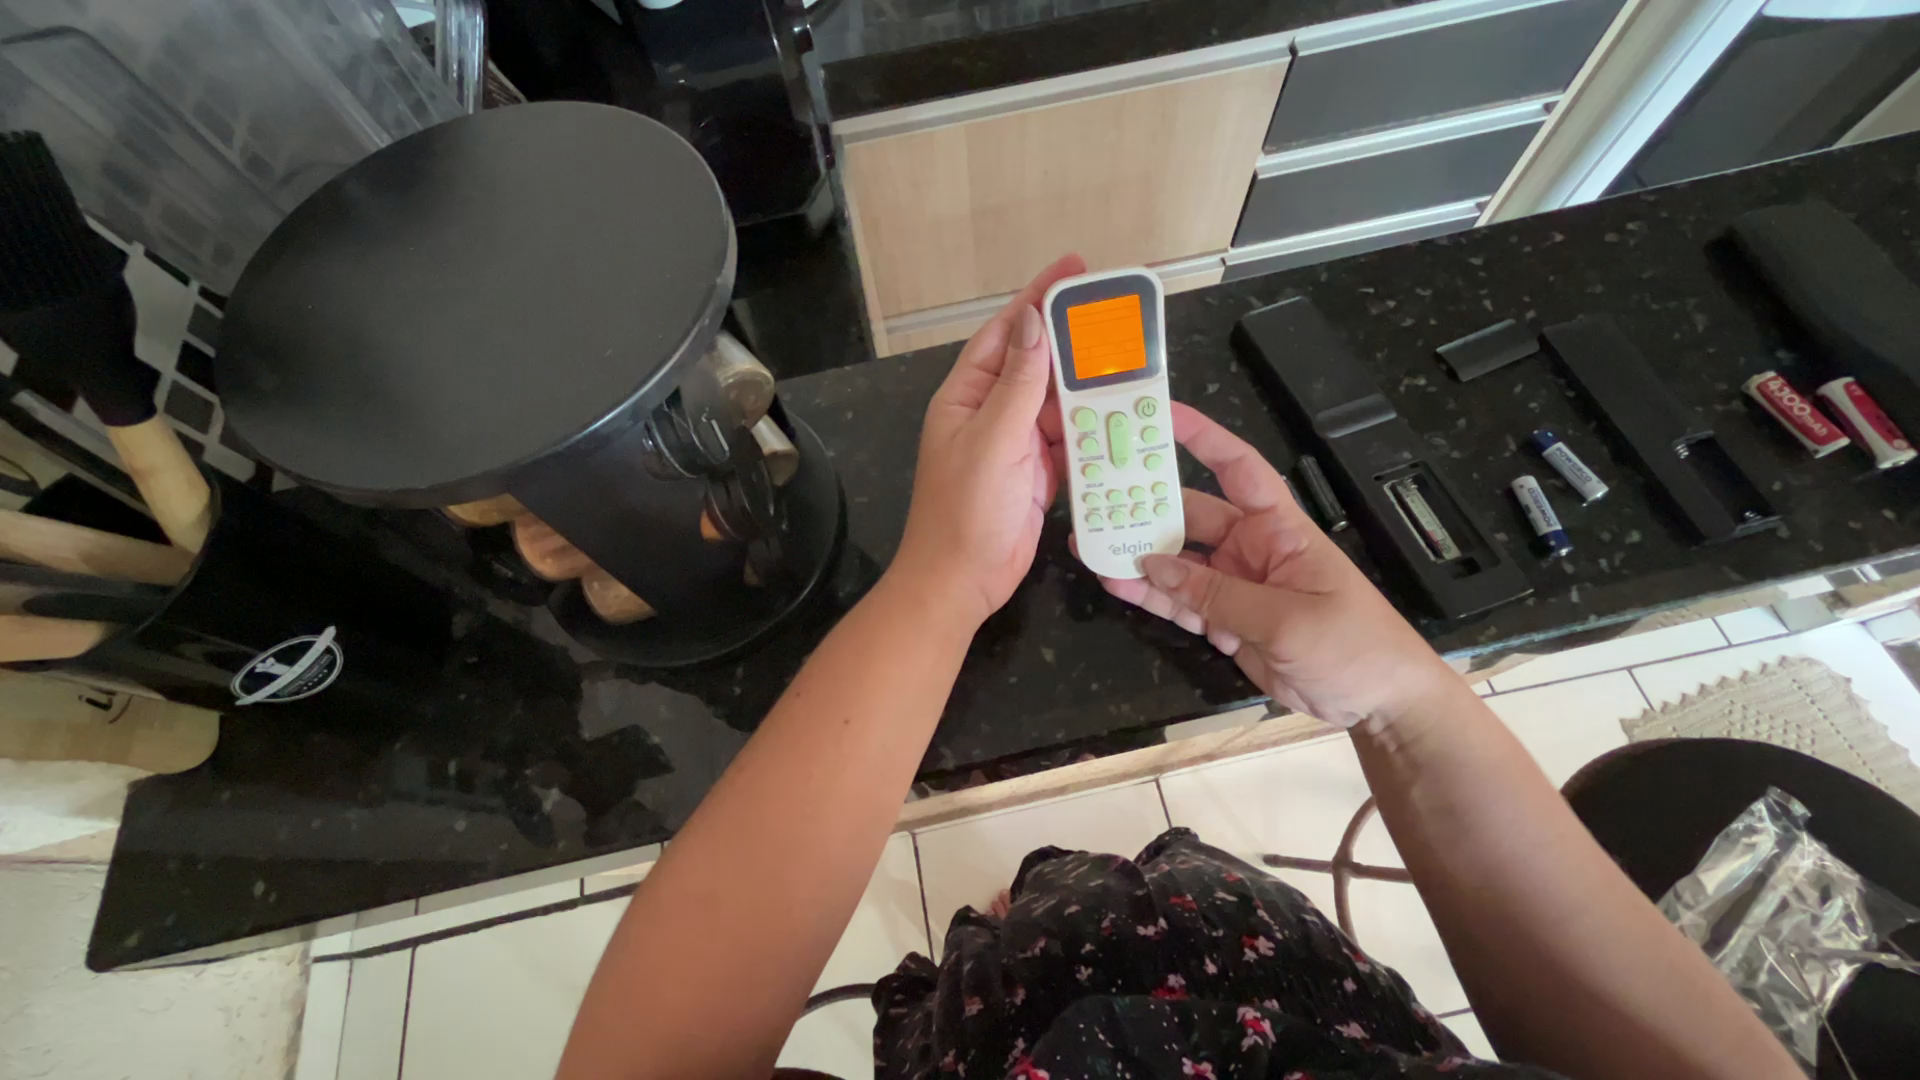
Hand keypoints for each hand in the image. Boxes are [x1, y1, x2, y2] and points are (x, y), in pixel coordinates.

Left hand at [891, 254, 1087, 626]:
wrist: (962, 580)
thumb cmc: (965, 510)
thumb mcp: (991, 441)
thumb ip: (1017, 383)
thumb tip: (1032, 321)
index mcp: (967, 397)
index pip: (1006, 334)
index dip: (1037, 299)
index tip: (1073, 269)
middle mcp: (991, 413)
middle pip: (1036, 364)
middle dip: (1073, 340)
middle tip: (1117, 315)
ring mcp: (1015, 444)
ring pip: (1056, 402)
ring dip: (1088, 386)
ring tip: (1129, 361)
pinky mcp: (1037, 472)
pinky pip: (1068, 439)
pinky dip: (1091, 428)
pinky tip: (1119, 415)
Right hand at [1096, 403, 1462, 728]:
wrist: (1376, 702)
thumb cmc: (1352, 645)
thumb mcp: (1287, 618)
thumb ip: (1217, 594)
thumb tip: (1154, 567)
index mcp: (1278, 529)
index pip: (1238, 469)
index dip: (1203, 438)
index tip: (1161, 416)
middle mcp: (1250, 548)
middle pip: (1190, 517)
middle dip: (1146, 506)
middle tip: (1098, 496)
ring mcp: (1233, 586)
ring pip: (1175, 562)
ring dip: (1136, 554)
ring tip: (1089, 543)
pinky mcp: (1222, 621)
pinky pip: (1178, 601)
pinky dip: (1147, 594)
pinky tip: (1114, 582)